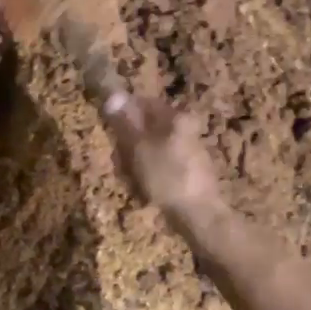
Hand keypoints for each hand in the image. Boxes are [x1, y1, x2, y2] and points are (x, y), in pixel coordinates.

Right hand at [101, 92, 222, 228]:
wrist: (199, 215)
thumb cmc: (166, 176)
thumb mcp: (138, 147)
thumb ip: (124, 121)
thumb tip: (113, 94)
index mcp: (177, 117)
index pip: (143, 103)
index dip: (123, 115)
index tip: (111, 132)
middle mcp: (186, 129)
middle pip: (146, 128)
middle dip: (128, 145)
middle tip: (120, 162)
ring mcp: (188, 151)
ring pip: (150, 149)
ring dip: (135, 163)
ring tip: (132, 181)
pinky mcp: (188, 172)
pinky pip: (160, 166)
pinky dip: (149, 175)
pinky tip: (145, 191)